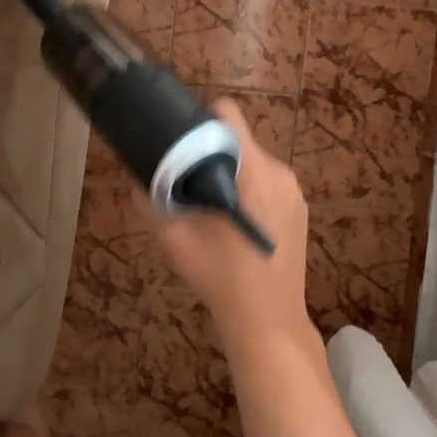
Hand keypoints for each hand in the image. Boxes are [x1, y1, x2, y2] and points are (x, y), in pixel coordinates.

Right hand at [145, 99, 311, 347]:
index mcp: (252, 169)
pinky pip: (267, 185)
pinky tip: (233, 225)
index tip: (179, 139)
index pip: (228, 115)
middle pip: (238, 142)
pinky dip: (248, 193)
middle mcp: (279, 172)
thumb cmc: (220, 275)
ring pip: (252, 164)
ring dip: (229, 176)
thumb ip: (152, 200)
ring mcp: (293, 192)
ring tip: (208, 208)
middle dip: (210, 154)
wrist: (267, 321)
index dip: (199, 119)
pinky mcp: (299, 211)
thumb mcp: (174, 238)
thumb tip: (137, 175)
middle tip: (185, 181)